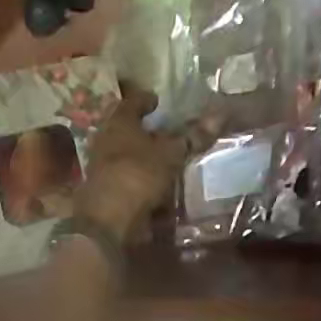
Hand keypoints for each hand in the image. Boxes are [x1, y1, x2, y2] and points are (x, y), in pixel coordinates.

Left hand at [73, 86, 219, 242]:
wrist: (108, 220)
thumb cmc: (138, 175)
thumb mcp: (170, 155)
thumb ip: (192, 138)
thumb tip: (220, 115)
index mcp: (118, 122)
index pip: (132, 102)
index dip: (145, 99)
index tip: (157, 100)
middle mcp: (104, 141)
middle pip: (123, 129)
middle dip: (141, 130)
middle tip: (160, 131)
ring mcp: (101, 168)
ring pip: (122, 155)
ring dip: (139, 156)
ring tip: (159, 160)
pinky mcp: (103, 192)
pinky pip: (124, 179)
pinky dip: (138, 180)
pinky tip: (152, 187)